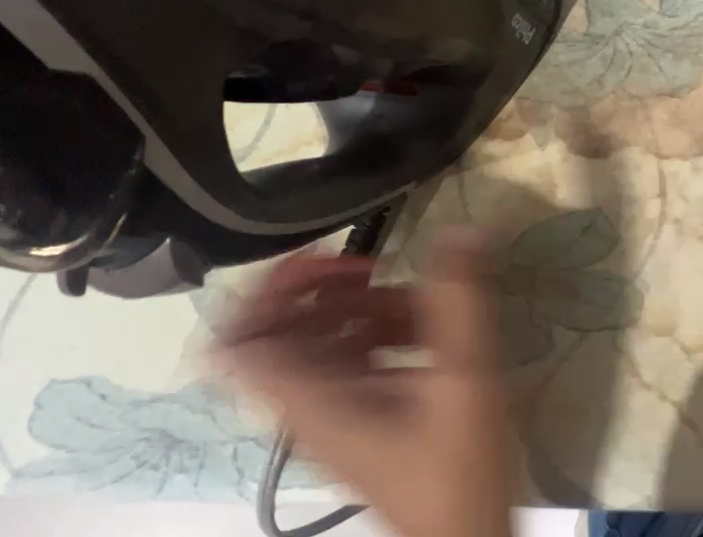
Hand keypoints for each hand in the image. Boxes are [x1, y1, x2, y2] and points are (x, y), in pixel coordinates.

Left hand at [217, 231, 511, 536]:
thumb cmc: (457, 471)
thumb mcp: (464, 378)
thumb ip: (458, 303)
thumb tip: (459, 232)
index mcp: (312, 400)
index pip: (239, 342)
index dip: (265, 290)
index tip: (322, 258)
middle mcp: (312, 404)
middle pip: (283, 332)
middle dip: (326, 291)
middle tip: (374, 268)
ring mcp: (340, 413)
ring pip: (323, 343)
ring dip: (362, 308)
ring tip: (415, 297)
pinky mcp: (369, 417)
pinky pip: (357, 359)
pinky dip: (385, 330)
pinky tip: (431, 327)